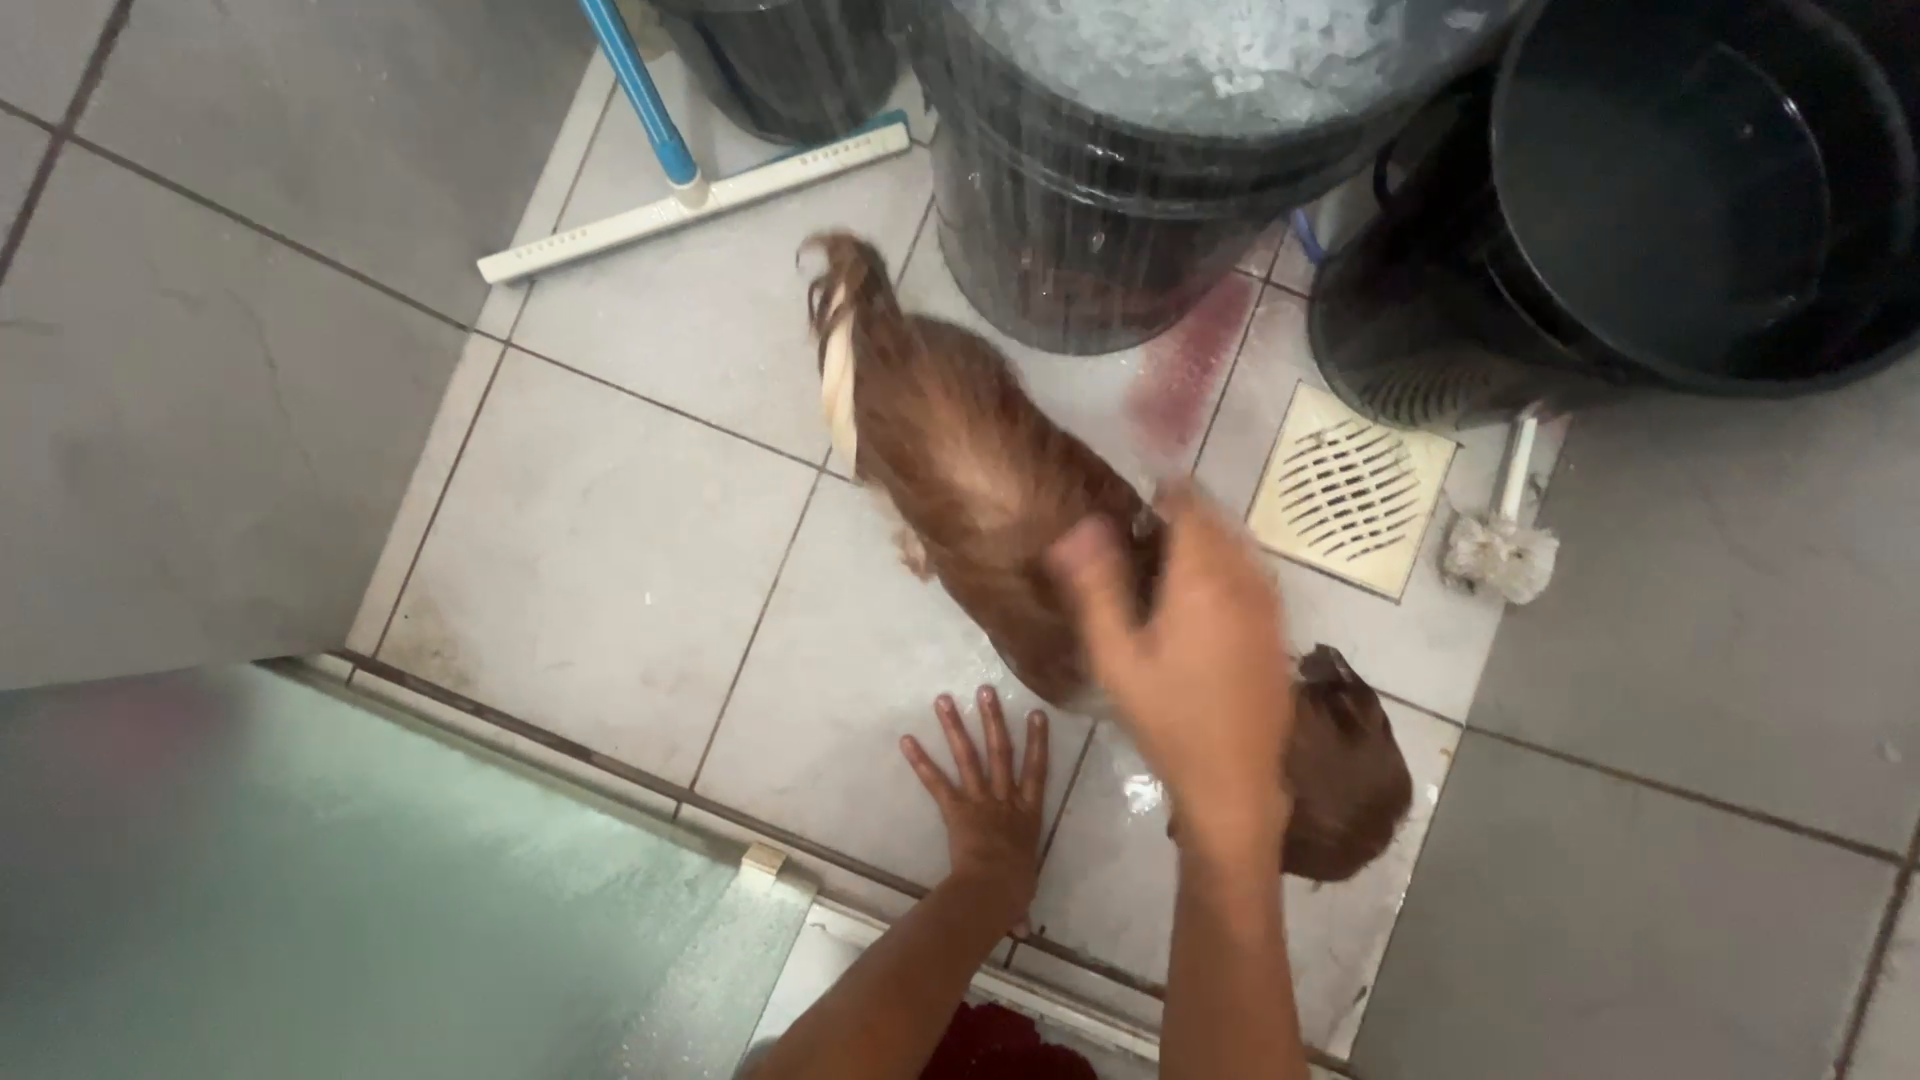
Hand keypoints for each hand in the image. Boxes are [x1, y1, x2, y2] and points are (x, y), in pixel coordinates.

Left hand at [901, 687, 1047, 933]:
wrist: (991, 893)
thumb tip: (1019, 928)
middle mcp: (1005, 800)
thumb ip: (1018, 906)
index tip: (1036, 713)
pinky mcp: (955, 809)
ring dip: (956, 727)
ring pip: (969, 756)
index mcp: (1027, 814)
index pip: (1036, 771)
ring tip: (944, 700)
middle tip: (985, 690)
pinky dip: (921, 761)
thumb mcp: (1021, 894)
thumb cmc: (1013, 893)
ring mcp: (980, 801)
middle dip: (993, 719)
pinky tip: (906, 740)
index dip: (1038, 742)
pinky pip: (936, 782)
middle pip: (1001, 752)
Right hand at [1047, 481, 1293, 857]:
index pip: (1190, 508)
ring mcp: (1270, 606)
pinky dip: (1233, 560)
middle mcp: (1243, 582)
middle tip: (1152, 521)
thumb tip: (1078, 529)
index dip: (1168, 492)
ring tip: (1177, 546)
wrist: (1233, 778)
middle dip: (1189, 510)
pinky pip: (1257, 571)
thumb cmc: (1165, 718)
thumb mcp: (1114, 657)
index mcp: (1201, 582)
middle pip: (1219, 521)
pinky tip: (1210, 585)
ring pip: (1242, 545)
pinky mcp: (1280, 629)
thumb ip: (1095, 588)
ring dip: (1212, 534)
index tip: (1144, 493)